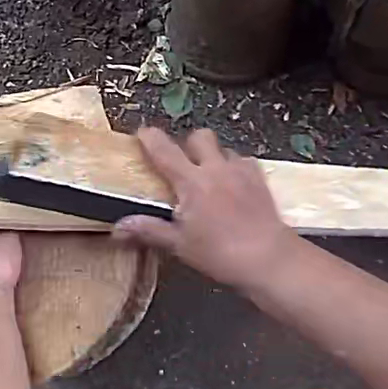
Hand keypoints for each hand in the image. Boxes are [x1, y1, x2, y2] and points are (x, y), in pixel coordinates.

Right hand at [114, 127, 302, 288]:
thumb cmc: (220, 253)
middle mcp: (216, 169)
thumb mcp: (180, 245)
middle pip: (200, 137)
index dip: (151, 138)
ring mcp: (241, 171)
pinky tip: (234, 185)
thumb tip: (119, 226)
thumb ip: (150, 230)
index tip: (143, 132)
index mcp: (192, 182)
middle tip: (182, 163)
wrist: (267, 256)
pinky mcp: (260, 179)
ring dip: (214, 156)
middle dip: (188, 143)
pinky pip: (244, 162)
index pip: (165, 151)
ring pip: (224, 149)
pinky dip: (235, 167)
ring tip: (210, 177)